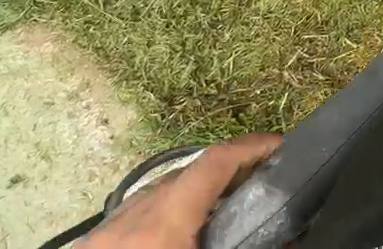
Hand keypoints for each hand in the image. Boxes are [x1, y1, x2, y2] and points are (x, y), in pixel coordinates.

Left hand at [80, 134, 281, 247]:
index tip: (283, 145)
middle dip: (228, 169)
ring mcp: (104, 231)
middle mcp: (132, 216)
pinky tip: (176, 233)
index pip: (216, 159)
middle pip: (188, 171)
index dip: (254, 144)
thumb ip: (246, 240)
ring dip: (194, 192)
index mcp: (165, 220)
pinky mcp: (89, 245)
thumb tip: (294, 238)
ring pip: (158, 193)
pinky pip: (133, 216)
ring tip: (221, 207)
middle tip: (260, 180)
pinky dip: (163, 214)